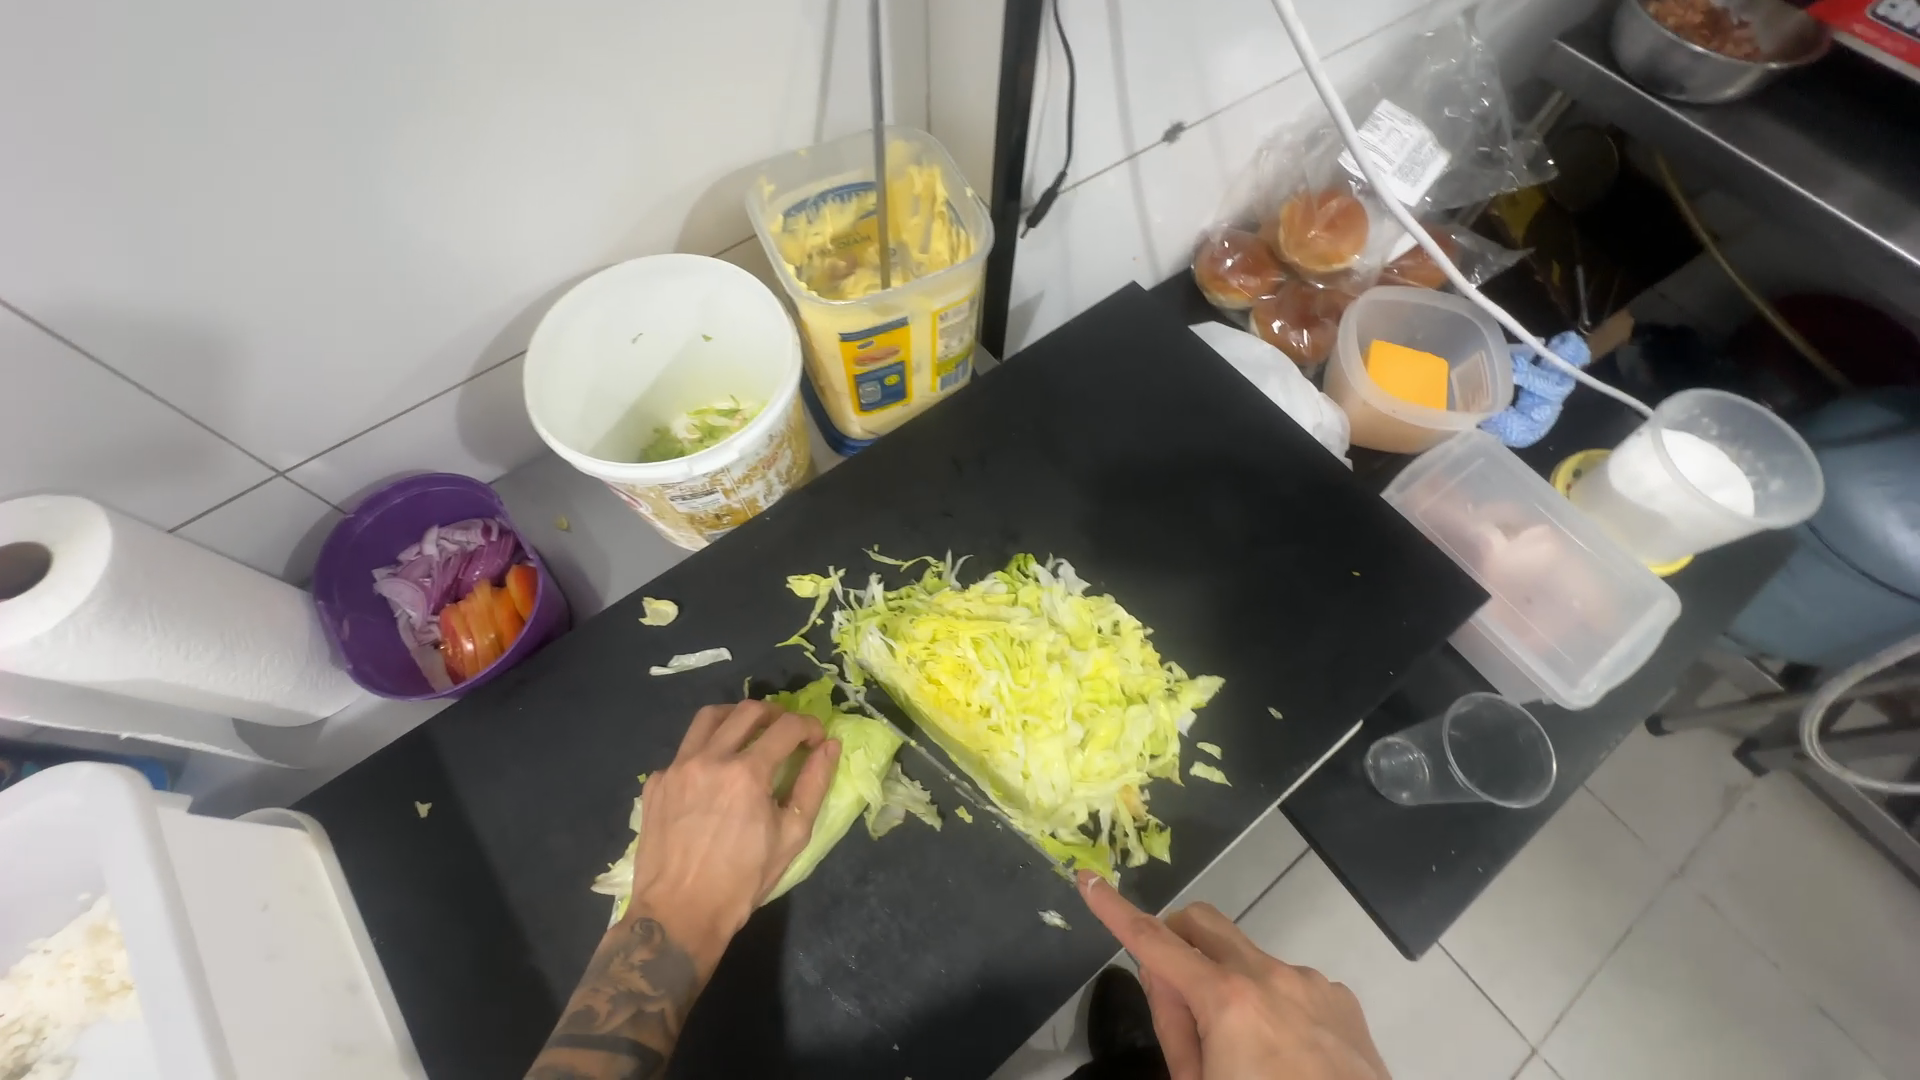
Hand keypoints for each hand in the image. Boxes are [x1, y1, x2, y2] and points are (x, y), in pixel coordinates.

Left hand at [626, 700, 839, 962]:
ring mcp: (677, 768)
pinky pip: (684, 749)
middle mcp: (710, 760)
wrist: (679, 915)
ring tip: (749, 733)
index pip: (787, 727)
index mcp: (747, 774)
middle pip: (748, 710)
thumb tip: (829, 746)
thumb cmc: (742, 881)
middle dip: (776, 714)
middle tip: (787, 732)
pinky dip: (706, 749)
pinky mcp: (656, 783)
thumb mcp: (792, 837)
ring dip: (736, 717)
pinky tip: (715, 773)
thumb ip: (814, 784)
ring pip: (709, 717)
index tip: (816, 739)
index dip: (809, 726)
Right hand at [1078, 872, 1390, 1079]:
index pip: (1153, 942)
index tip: (1088, 880)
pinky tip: (1289, 1058)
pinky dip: (1272, 1005)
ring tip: (1245, 1053)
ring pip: (1247, 958)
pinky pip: (1291, 984)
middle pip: (1201, 923)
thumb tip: (1168, 984)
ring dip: (1228, 983)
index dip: (1114, 910)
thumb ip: (1176, 1030)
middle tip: (1173, 990)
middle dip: (1175, 937)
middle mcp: (1268, 976)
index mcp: (1226, 1000)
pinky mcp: (1341, 1002)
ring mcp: (1310, 984)